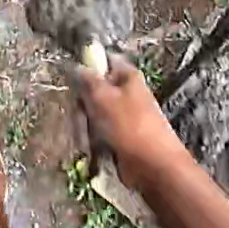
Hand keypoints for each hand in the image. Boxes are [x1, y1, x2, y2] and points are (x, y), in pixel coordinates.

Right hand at [72, 58, 187, 189]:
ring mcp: (124, 115)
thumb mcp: (103, 97)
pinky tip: (92, 146)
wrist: (154, 167)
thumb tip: (75, 65)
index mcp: (127, 77)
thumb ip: (87, 79)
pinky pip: (99, 131)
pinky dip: (94, 138)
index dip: (86, 67)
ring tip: (88, 135)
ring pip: (94, 112)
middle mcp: (127, 93)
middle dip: (84, 103)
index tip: (74, 80)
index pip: (103, 60)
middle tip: (81, 114)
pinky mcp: (121, 135)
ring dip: (86, 124)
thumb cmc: (129, 126)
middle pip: (95, 89)